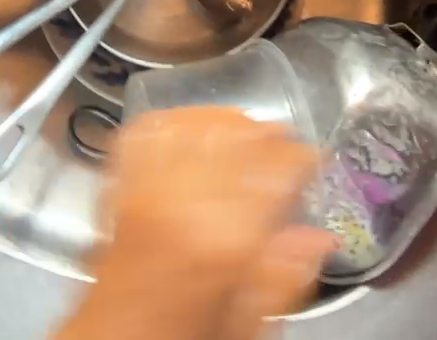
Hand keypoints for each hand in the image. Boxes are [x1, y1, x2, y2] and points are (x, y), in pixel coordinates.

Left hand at [53, 107, 335, 339]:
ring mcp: (146, 189)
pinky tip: (190, 123)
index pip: (273, 173)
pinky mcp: (118, 185)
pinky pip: (146, 132)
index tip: (312, 158)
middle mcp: (182, 204)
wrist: (117, 339)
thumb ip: (284, 277)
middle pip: (234, 138)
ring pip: (193, 125)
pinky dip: (172, 120)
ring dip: (224, 119)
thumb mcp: (245, 322)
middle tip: (283, 136)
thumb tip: (319, 238)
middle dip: (266, 131)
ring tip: (243, 126)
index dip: (301, 157)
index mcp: (221, 241)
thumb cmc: (180, 332)